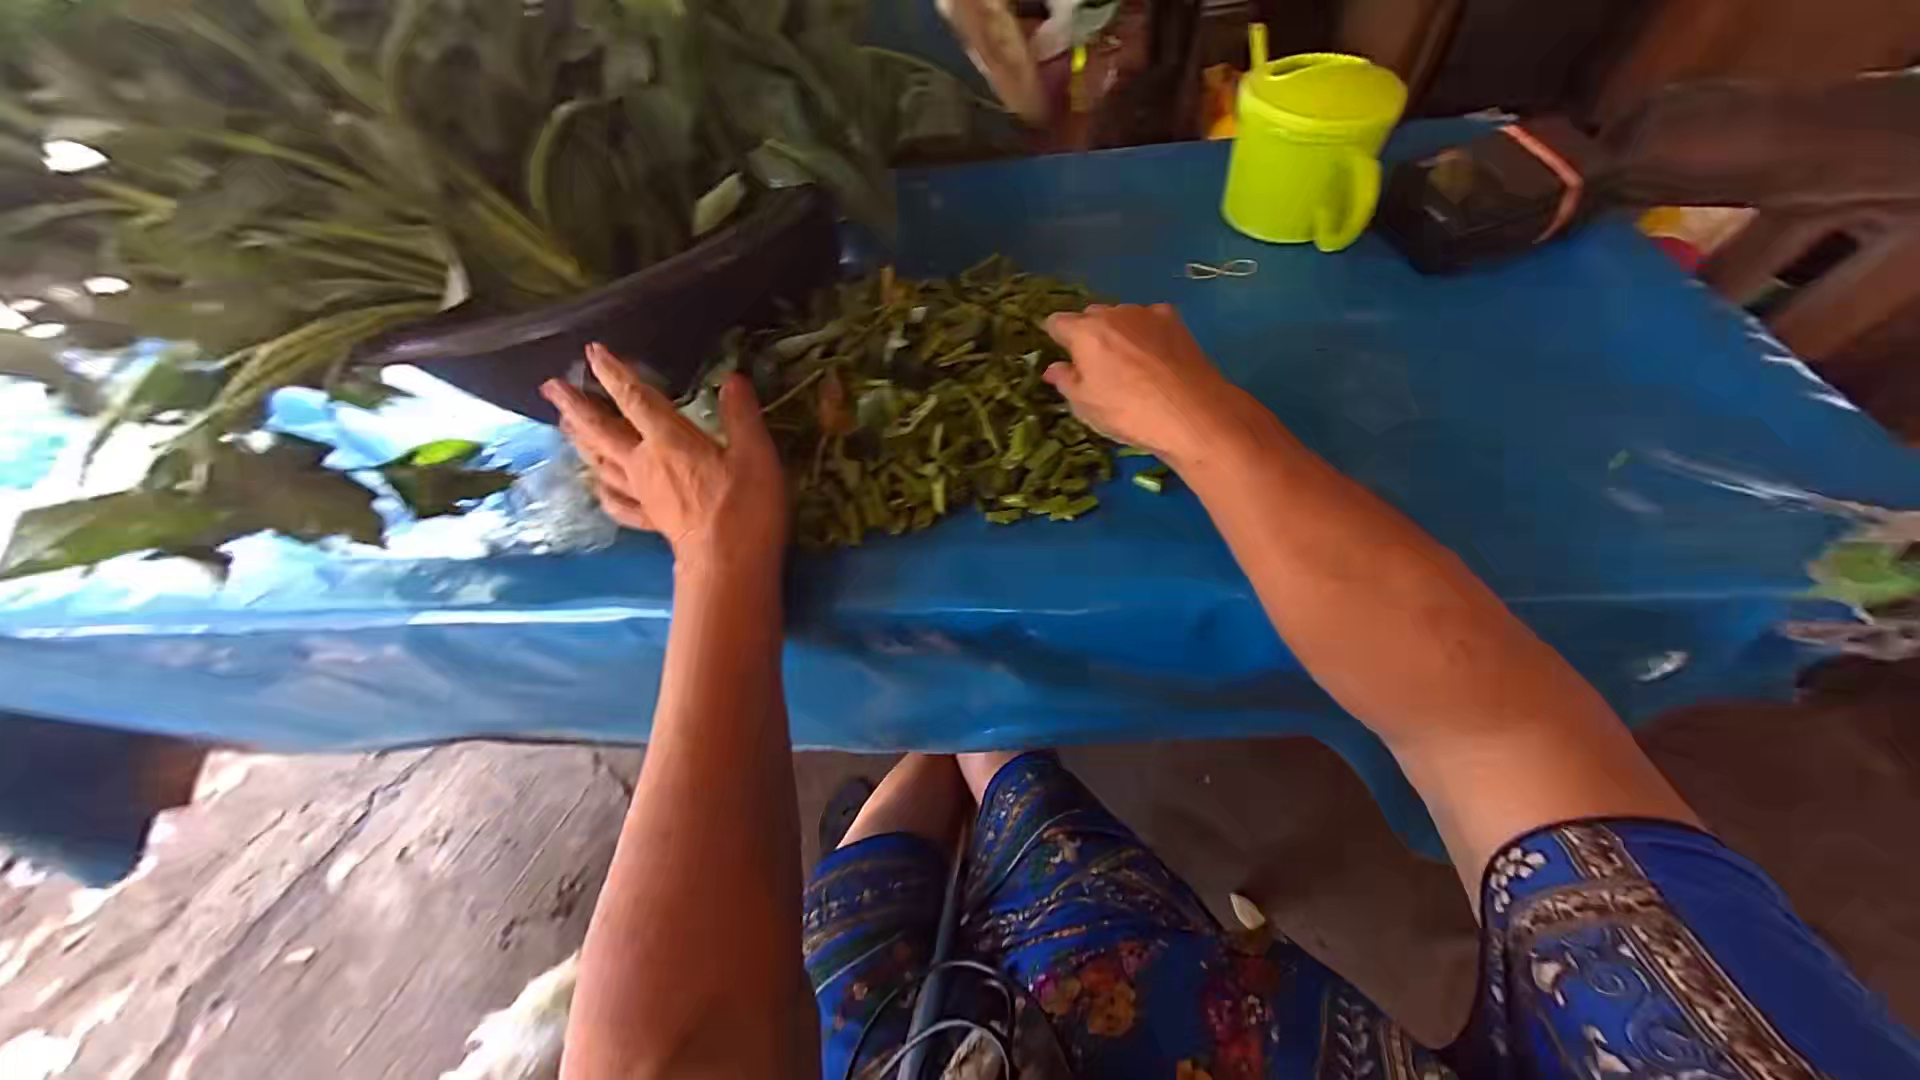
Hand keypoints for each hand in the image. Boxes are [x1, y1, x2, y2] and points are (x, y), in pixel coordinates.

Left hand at [542, 343, 787, 574]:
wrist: (729, 563)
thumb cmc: (745, 506)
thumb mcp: (755, 453)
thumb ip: (741, 415)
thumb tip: (734, 379)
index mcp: (669, 441)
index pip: (634, 399)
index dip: (613, 372)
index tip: (592, 351)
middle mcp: (645, 463)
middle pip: (600, 430)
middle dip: (575, 406)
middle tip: (550, 387)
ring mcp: (643, 495)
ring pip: (600, 462)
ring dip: (580, 441)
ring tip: (566, 425)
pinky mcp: (650, 521)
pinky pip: (616, 502)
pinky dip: (603, 490)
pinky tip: (598, 486)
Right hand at [1042, 303, 1258, 465]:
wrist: (1190, 412)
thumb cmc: (1126, 411)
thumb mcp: (1085, 405)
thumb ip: (1066, 381)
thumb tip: (1053, 368)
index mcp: (1084, 332)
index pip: (1057, 323)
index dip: (1055, 337)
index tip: (1059, 353)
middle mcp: (1113, 313)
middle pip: (1091, 316)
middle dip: (1087, 334)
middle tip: (1094, 365)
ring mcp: (1147, 313)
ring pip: (1122, 316)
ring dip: (1118, 332)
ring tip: (1127, 363)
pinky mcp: (1175, 321)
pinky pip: (1149, 321)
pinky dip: (1145, 333)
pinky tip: (1154, 357)